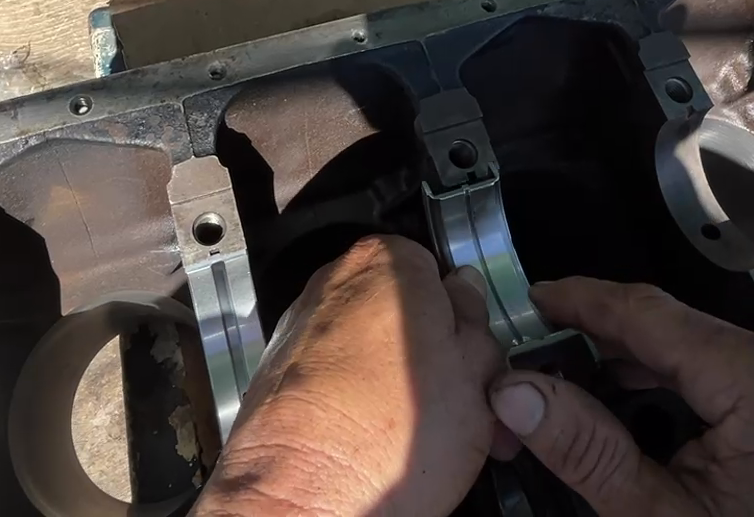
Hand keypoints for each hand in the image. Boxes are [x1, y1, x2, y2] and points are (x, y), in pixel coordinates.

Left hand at [194, 234, 504, 516]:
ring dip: (391, 376)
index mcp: (390, 261)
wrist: (302, 495)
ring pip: (366, 340)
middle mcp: (339, 278)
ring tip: (414, 434)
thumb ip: (476, 320)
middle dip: (428, 351)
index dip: (462, 324)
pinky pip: (330, 369)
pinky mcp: (277, 364)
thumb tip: (469, 294)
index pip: (440, 273)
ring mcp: (303, 320)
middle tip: (457, 408)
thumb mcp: (474, 376)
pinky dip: (350, 395)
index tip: (472, 362)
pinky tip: (371, 438)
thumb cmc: (387, 434)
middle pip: (401, 305)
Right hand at [487, 277, 753, 516]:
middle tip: (535, 360)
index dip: (576, 300)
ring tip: (570, 389)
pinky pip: (718, 375)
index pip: (644, 311)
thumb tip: (516, 390)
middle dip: (595, 341)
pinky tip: (630, 413)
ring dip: (628, 365)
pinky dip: (669, 387)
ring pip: (690, 350)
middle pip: (665, 328)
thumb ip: (590, 450)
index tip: (526, 301)